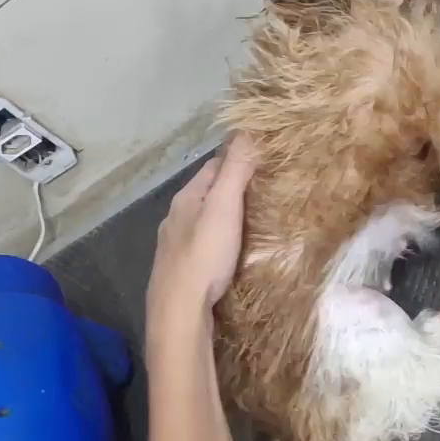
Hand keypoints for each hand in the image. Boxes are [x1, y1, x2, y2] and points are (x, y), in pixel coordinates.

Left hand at [146, 137, 256, 338]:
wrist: (180, 311)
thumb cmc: (204, 255)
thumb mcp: (224, 207)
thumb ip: (235, 171)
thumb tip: (247, 130)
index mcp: (185, 199)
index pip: (212, 167)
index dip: (236, 159)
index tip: (262, 158)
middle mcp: (175, 218)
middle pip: (206, 194)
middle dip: (231, 188)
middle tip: (264, 188)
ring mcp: (174, 246)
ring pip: (203, 221)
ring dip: (224, 216)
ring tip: (252, 218)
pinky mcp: (181, 270)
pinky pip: (203, 245)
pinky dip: (219, 240)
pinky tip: (231, 251)